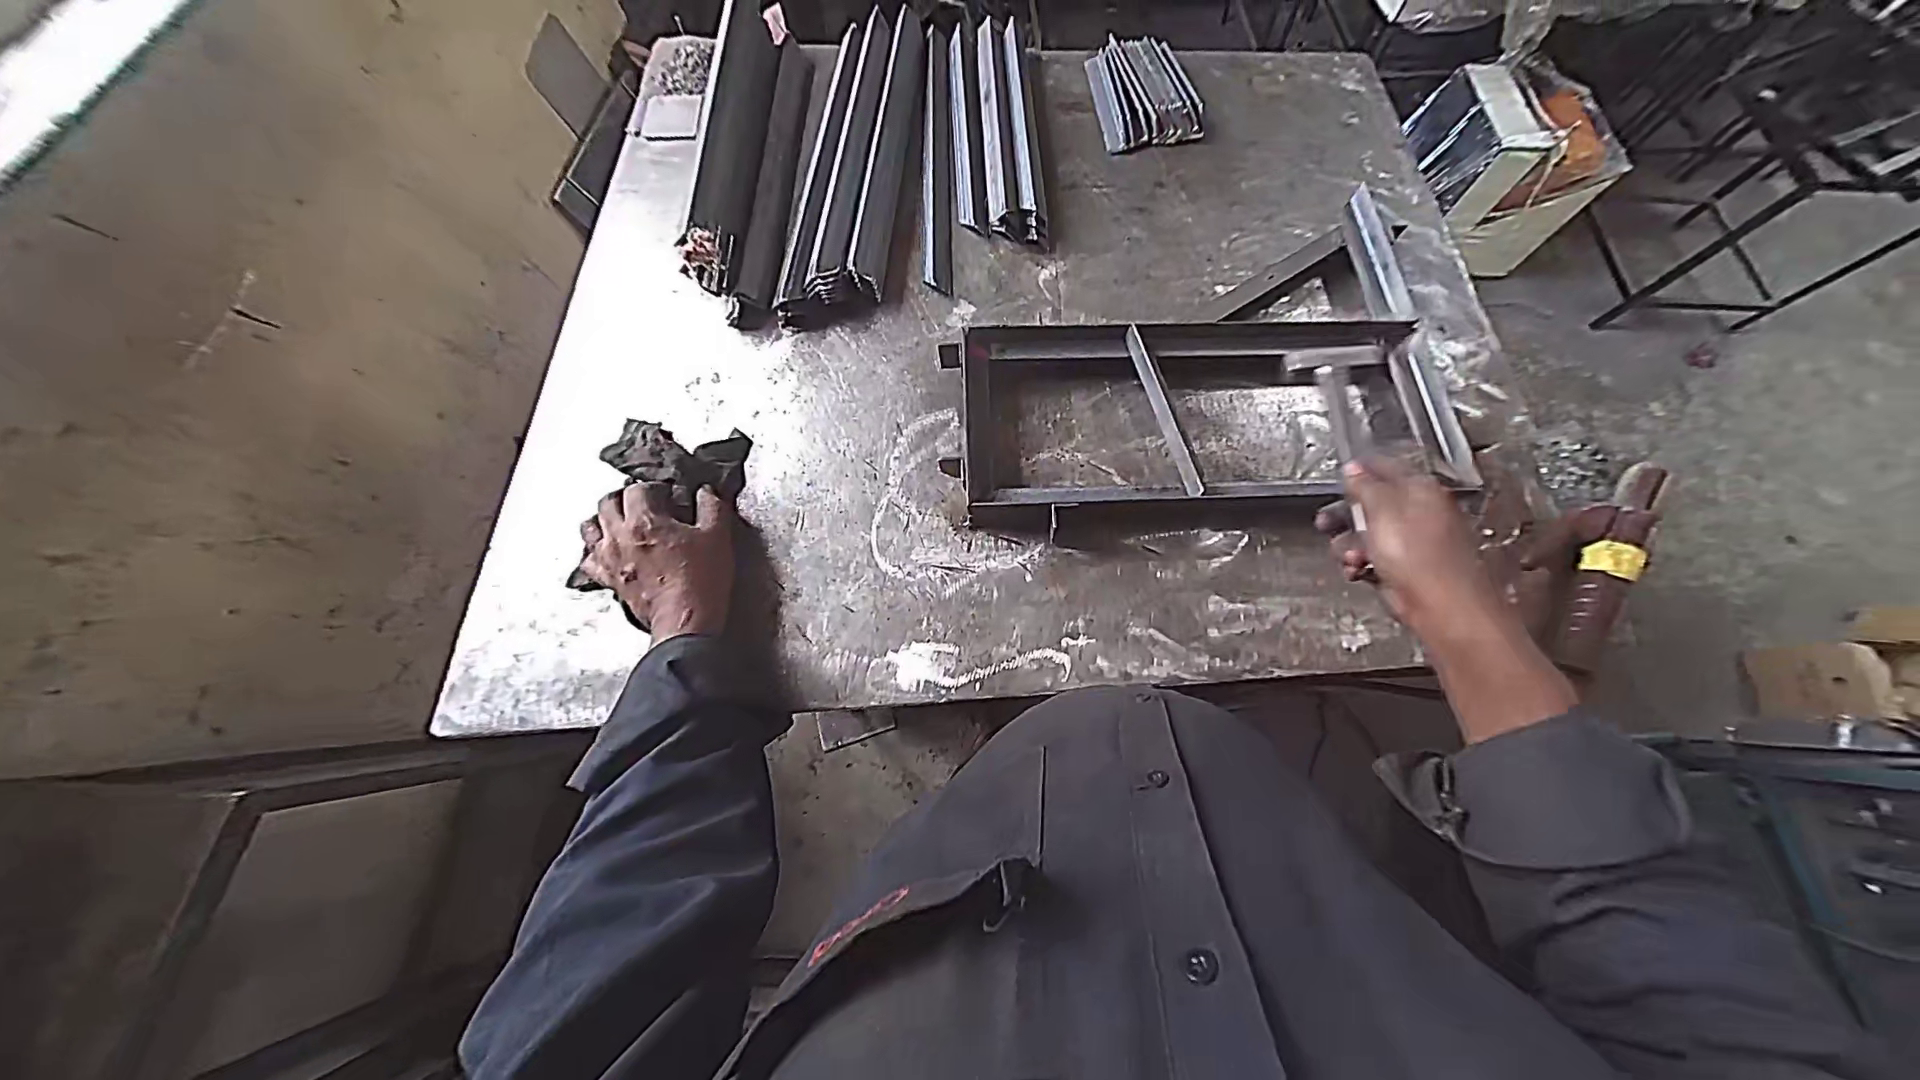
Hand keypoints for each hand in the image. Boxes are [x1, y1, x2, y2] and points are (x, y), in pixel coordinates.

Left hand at [579, 483, 732, 641]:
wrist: (686, 621)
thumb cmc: (701, 580)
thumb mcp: (717, 537)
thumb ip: (712, 507)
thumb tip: (705, 491)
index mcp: (645, 521)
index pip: (638, 488)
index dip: (655, 487)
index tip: (668, 494)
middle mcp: (619, 536)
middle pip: (607, 502)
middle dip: (625, 498)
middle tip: (644, 504)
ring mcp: (609, 559)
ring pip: (590, 527)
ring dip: (604, 520)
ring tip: (623, 523)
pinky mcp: (608, 580)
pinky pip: (588, 559)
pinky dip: (595, 551)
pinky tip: (611, 551)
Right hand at [1314, 457, 1511, 646]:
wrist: (1440, 604)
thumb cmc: (1419, 556)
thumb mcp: (1381, 510)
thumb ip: (1364, 486)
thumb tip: (1353, 468)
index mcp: (1419, 491)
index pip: (1385, 469)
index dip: (1360, 472)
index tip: (1339, 476)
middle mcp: (1417, 513)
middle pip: (1369, 506)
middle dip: (1344, 516)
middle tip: (1326, 523)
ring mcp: (1410, 542)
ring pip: (1364, 535)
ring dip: (1349, 545)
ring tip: (1351, 557)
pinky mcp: (1402, 567)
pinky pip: (1370, 558)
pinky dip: (1359, 564)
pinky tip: (1357, 570)